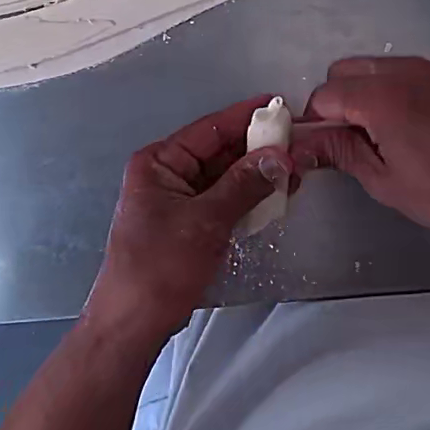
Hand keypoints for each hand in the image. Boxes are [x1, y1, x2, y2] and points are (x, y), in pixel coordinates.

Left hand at [82, 96, 291, 347]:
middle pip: (219, 151)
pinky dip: (248, 197)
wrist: (133, 324)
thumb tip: (280, 156)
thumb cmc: (160, 267)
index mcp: (159, 163)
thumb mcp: (205, 221)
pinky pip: (224, 199)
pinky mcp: (190, 223)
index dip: (245, 117)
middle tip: (297, 143)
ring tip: (294, 169)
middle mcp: (167, 174)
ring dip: (257, 174)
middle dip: (257, 149)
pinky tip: (276, 194)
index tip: (278, 106)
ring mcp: (179, 200)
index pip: (209, 129)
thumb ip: (244, 185)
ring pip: (225, 176)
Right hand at [292, 57, 429, 237]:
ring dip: (363, 94)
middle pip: (344, 71)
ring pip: (373, 67)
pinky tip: (413, 127)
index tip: (323, 149)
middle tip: (352, 143)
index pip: (324, 94)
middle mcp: (402, 70)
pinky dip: (391, 90)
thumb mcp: (389, 184)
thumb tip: (307, 142)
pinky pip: (403, 72)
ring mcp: (429, 68)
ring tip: (384, 136)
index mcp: (381, 97)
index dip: (315, 122)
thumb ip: (342, 154)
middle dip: (336, 102)